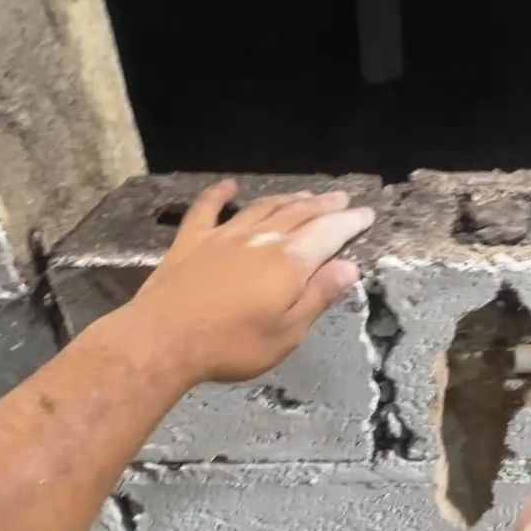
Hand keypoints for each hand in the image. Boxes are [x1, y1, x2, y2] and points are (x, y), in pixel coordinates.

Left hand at [126, 180, 374, 382]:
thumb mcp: (288, 332)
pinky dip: (220, 194)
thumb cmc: (232, 345)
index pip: (329, 233)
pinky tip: (230, 185)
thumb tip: (349, 267)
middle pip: (300, 213)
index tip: (366, 214)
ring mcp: (224, 236)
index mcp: (289, 263)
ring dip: (288, 198)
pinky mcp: (192, 241)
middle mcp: (261, 239)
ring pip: (263, 207)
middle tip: (343, 198)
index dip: (350, 222)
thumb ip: (319, 296)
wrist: (164, 340)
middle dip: (325, 205)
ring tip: (306, 194)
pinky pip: (209, 209)